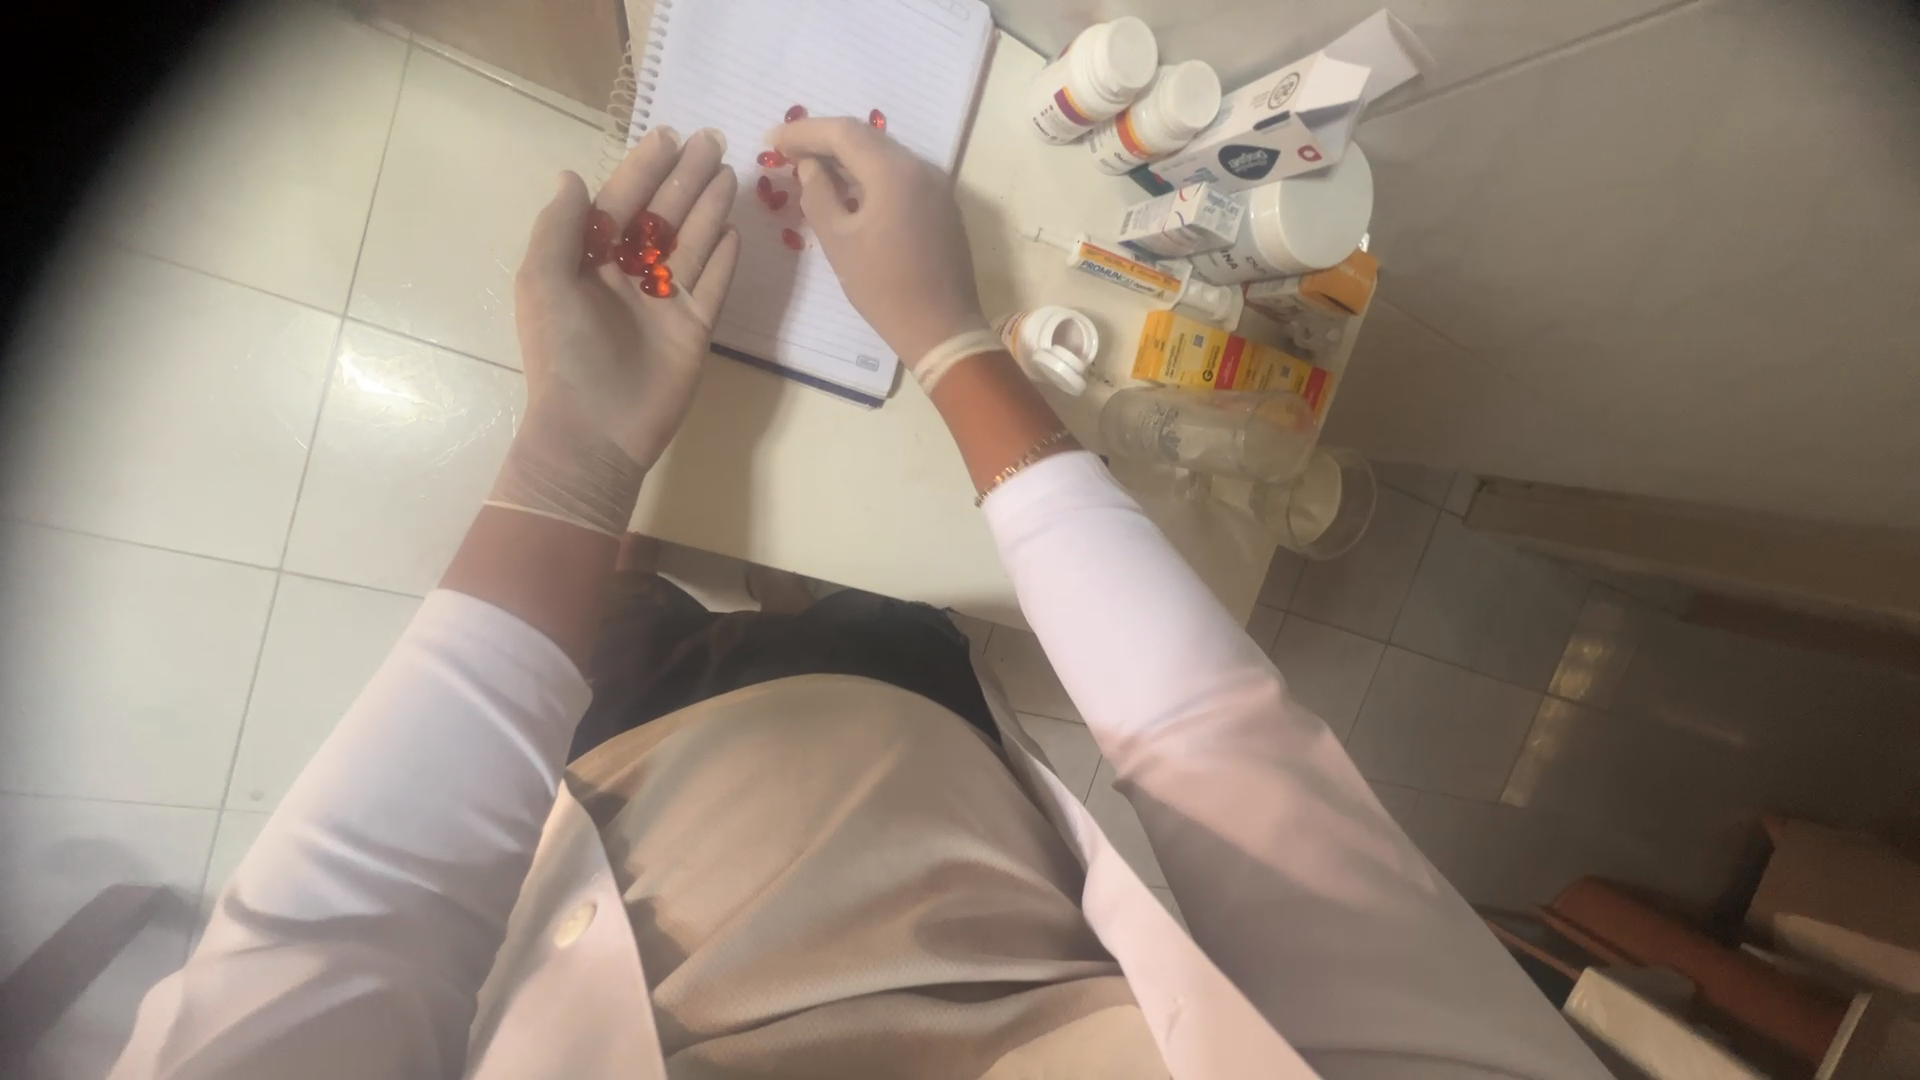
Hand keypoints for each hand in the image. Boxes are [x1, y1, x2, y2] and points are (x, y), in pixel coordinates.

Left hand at [491, 127, 740, 535]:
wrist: (596, 429)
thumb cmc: (562, 355)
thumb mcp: (543, 281)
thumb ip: (559, 227)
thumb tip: (573, 176)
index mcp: (588, 261)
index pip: (621, 203)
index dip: (644, 169)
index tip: (668, 136)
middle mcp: (629, 276)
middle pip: (663, 217)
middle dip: (686, 179)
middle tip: (714, 142)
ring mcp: (665, 303)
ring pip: (692, 245)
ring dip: (710, 209)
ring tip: (730, 173)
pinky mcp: (695, 330)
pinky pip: (712, 286)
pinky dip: (723, 259)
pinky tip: (735, 229)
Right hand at [774, 118, 986, 376]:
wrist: (942, 330)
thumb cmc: (885, 290)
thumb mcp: (840, 244)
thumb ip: (818, 197)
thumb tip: (809, 169)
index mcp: (894, 172)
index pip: (843, 133)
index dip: (804, 132)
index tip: (773, 141)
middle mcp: (922, 169)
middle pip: (868, 140)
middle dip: (826, 143)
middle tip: (791, 155)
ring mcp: (938, 188)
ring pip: (887, 159)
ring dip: (850, 162)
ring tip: (816, 174)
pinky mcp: (944, 209)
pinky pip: (904, 180)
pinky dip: (874, 180)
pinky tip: (852, 196)